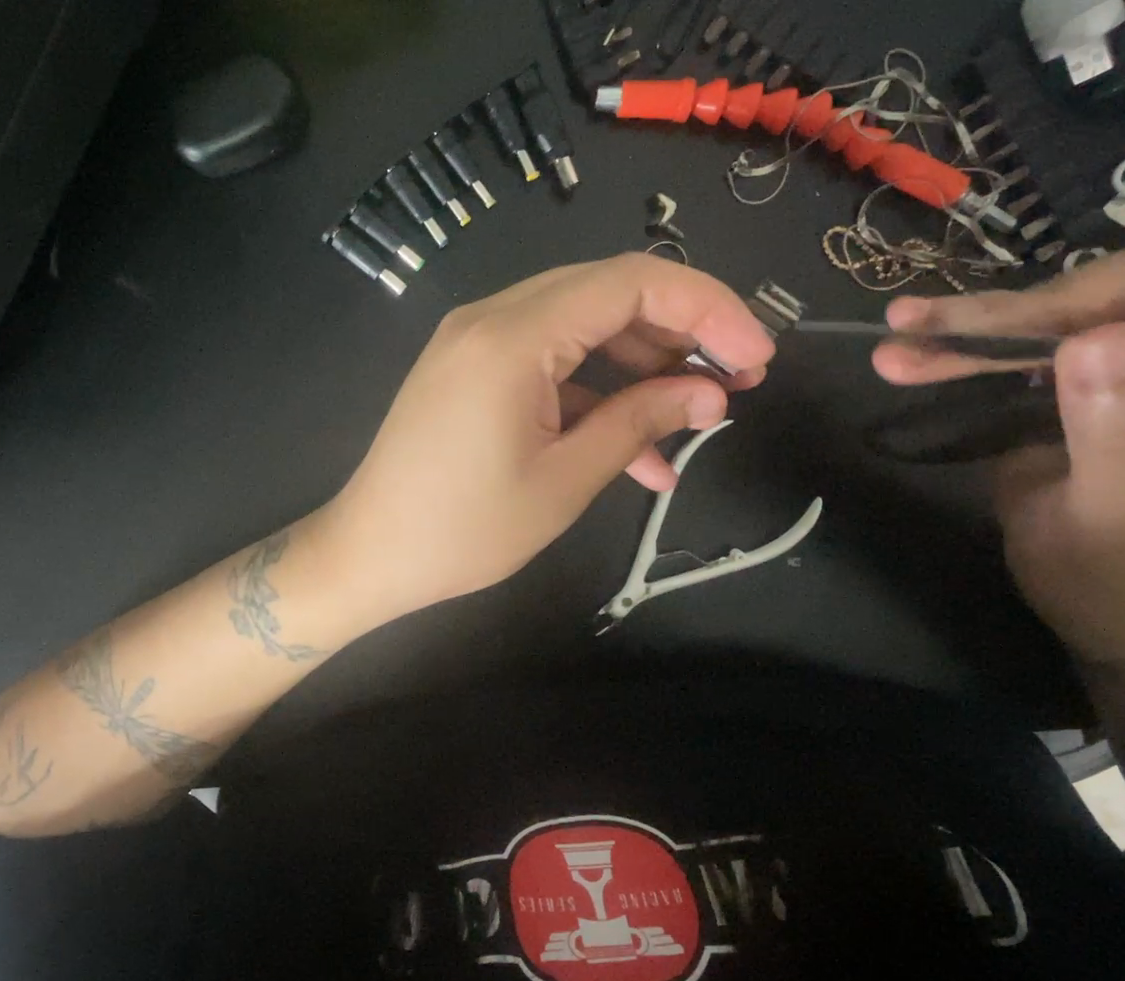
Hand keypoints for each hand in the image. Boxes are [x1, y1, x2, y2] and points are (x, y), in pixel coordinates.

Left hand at [314, 253, 775, 619]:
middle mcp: (489, 320)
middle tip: (736, 382)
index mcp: (512, 336)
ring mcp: (473, 344)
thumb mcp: (564, 481)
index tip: (757, 356)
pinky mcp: (467, 373)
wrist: (367, 555)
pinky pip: (545, 365)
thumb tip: (710, 392)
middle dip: (680, 333)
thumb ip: (640, 423)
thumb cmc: (462, 530)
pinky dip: (592, 396)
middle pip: (606, 294)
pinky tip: (638, 454)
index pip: (632, 282)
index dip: (708, 308)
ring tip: (695, 420)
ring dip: (640, 370)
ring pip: (579, 330)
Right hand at [870, 186, 1124, 671]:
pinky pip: (1037, 329)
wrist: (1123, 619)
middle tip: (956, 327)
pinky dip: (971, 329)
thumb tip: (1100, 336)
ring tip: (908, 327)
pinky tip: (913, 328)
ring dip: (992, 313)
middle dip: (1065, 300)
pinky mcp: (1094, 362)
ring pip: (1090, 297)